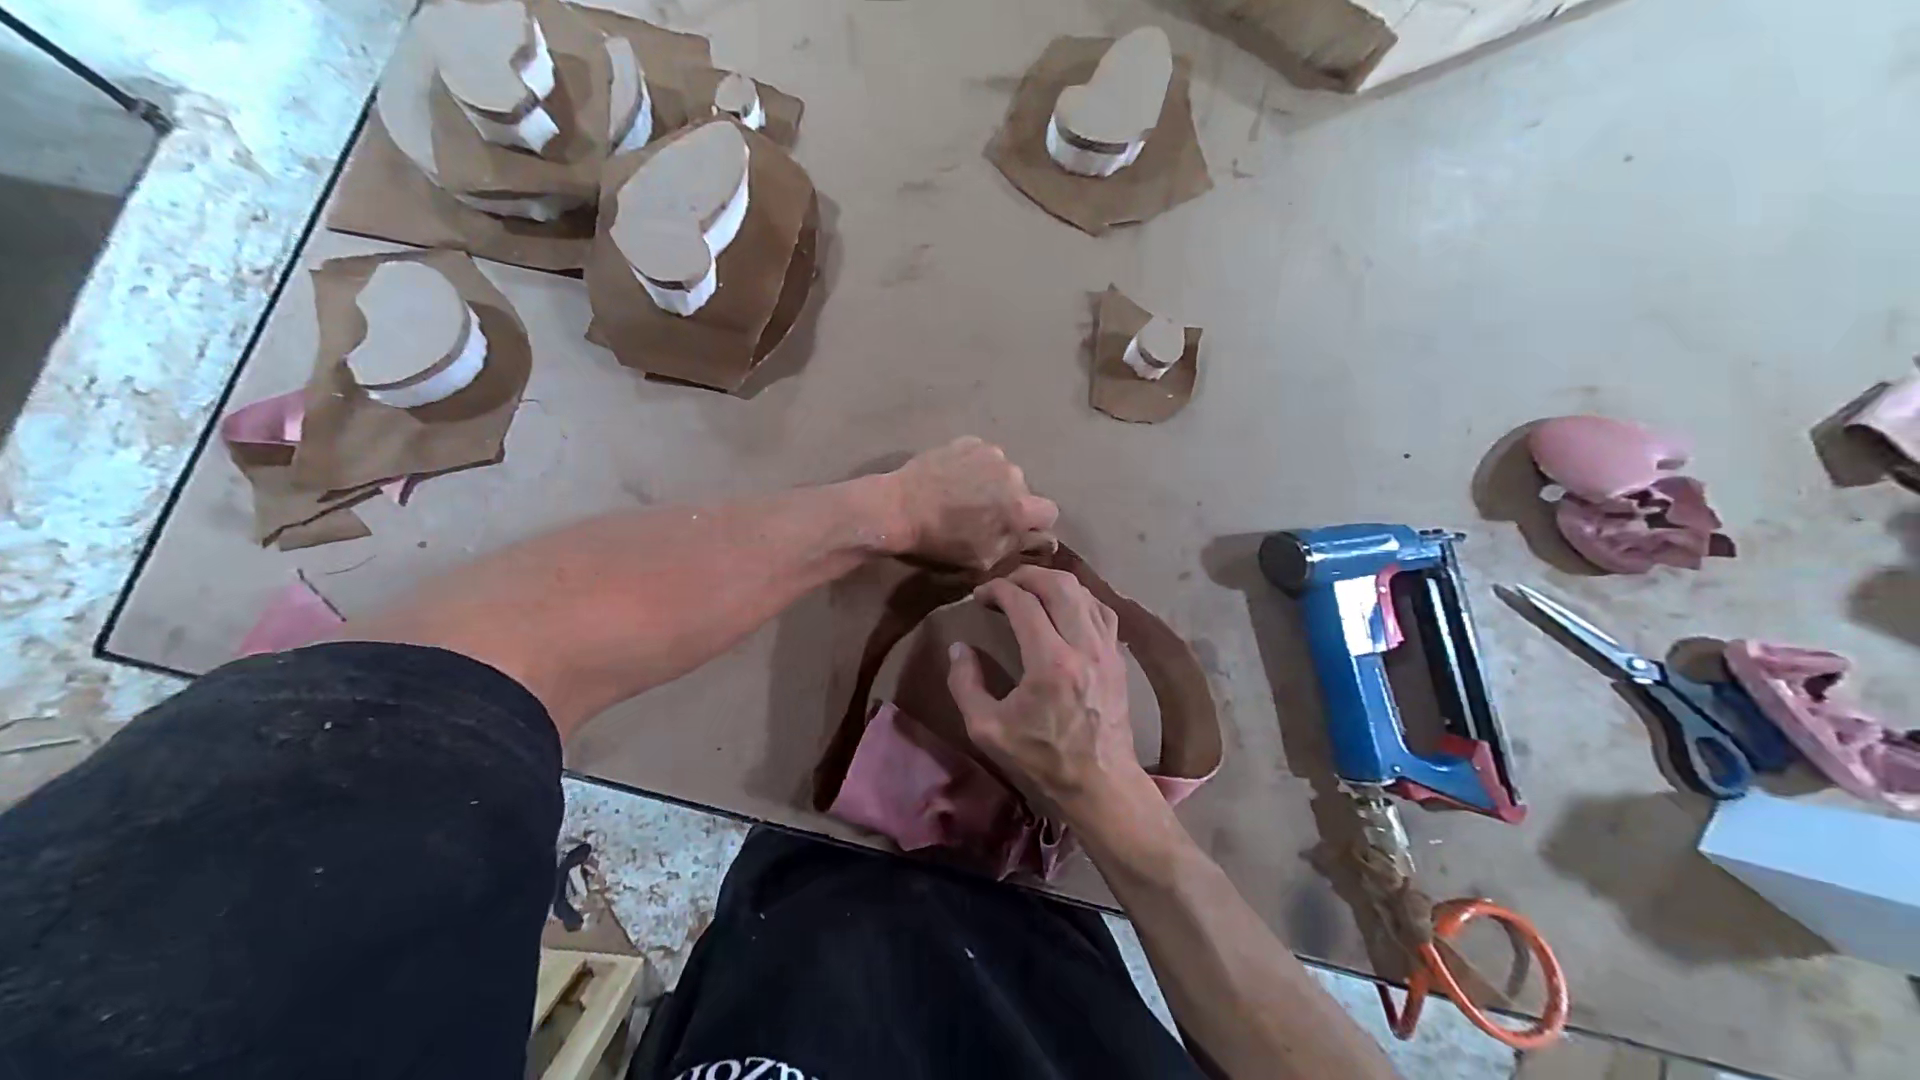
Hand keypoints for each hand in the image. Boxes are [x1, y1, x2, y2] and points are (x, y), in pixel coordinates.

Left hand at [886, 437, 1058, 569]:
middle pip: (1023, 490)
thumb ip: (1018, 547)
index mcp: (1020, 507)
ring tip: (963, 495)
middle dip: (1009, 501)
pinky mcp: (968, 442)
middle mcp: (1013, 474)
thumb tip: (1043, 540)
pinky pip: (982, 457)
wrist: (898, 508)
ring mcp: (990, 453)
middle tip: (980, 514)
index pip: (1048, 512)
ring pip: (1002, 472)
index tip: (1013, 528)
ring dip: (991, 482)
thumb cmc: (941, 541)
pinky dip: (973, 467)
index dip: (1033, 523)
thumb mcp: (984, 558)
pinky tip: (951, 480)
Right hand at [945, 566, 1151, 824]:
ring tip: (1030, 589)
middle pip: (1059, 585)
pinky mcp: (1119, 657)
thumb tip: (959, 648)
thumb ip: (965, 685)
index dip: (997, 589)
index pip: (1023, 602)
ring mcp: (1107, 649)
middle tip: (1004, 583)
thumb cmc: (1041, 759)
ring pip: (1084, 592)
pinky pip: (1102, 610)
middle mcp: (1084, 646)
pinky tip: (1065, 606)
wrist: (1101, 783)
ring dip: (1054, 582)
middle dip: (1026, 574)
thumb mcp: (987, 729)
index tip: (980, 595)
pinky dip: (1080, 598)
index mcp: (1050, 662)